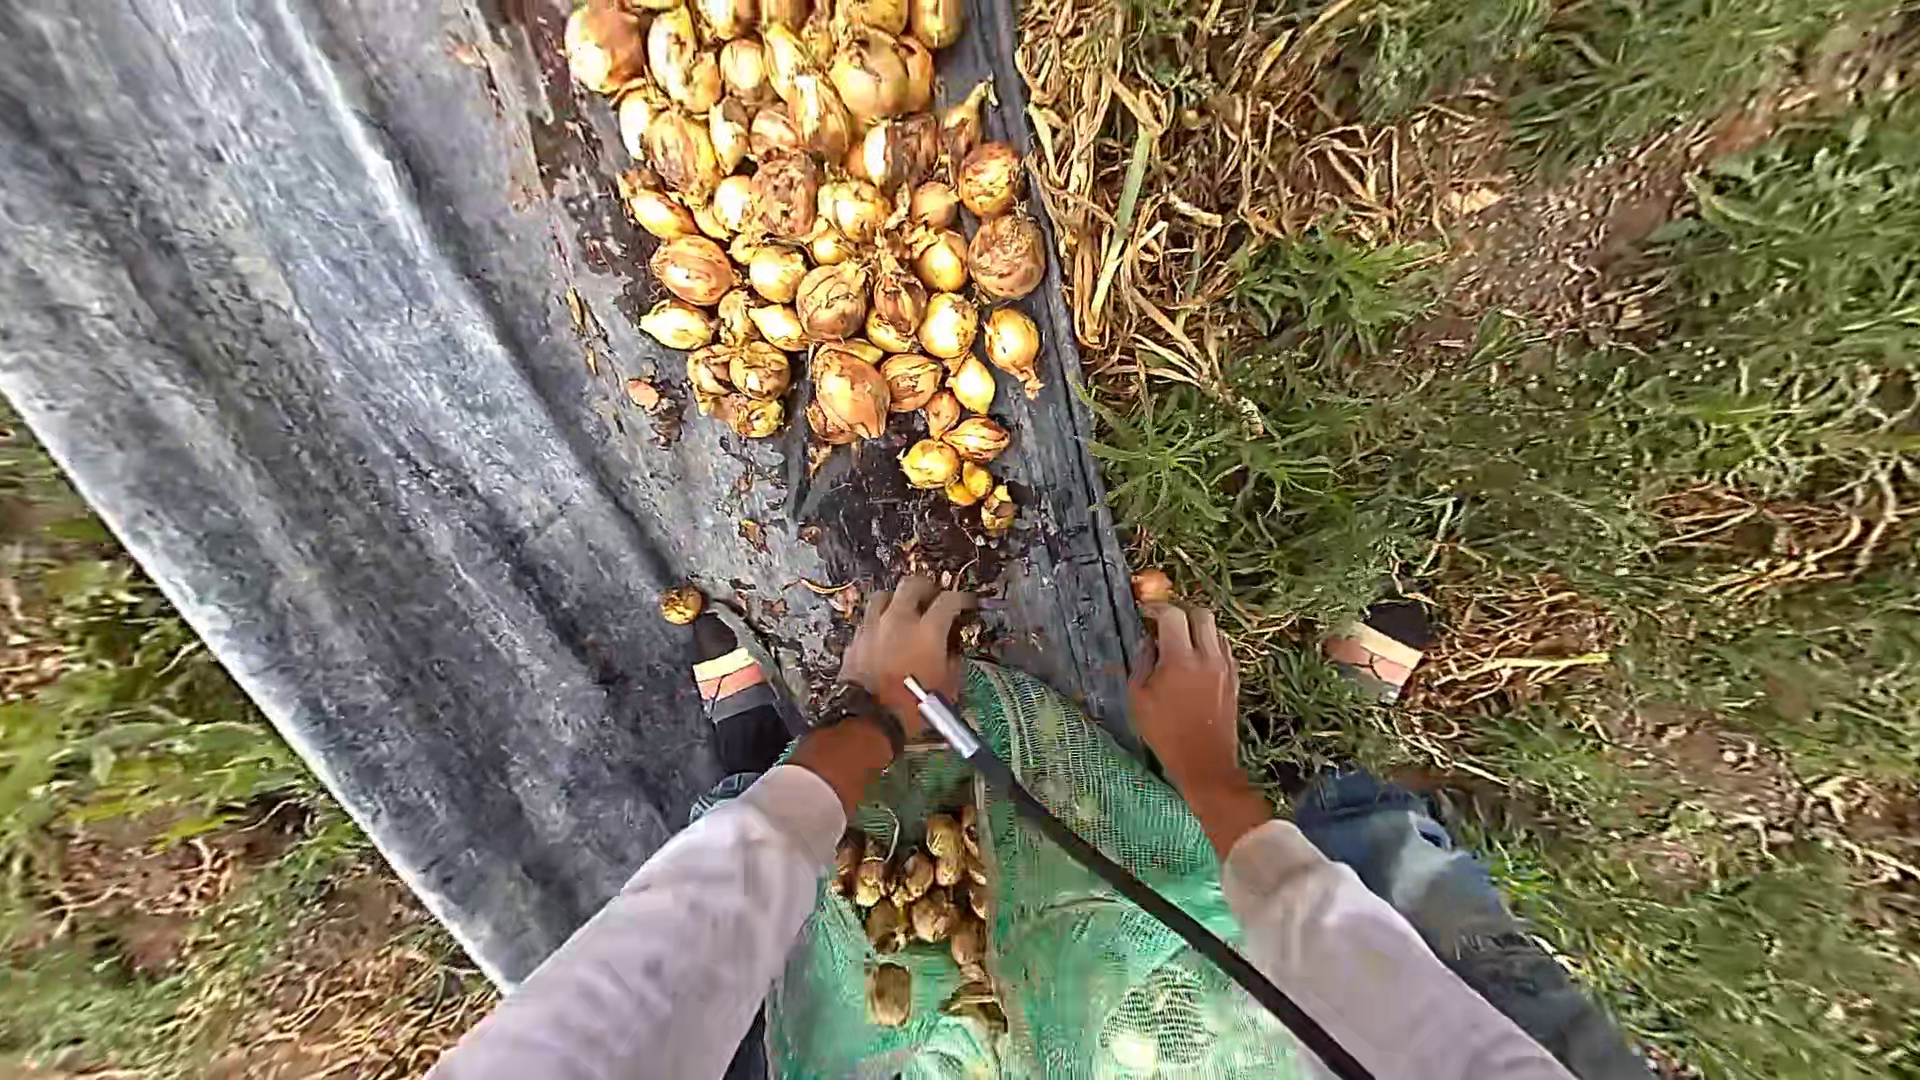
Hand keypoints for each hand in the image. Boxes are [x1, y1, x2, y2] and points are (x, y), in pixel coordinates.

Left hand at [838, 576, 974, 735]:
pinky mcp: (856, 637)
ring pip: (885, 594)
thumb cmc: (912, 706)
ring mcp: (874, 625)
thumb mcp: (946, 688)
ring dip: (898, 598)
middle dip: (927, 587)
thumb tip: (952, 651)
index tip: (967, 602)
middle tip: (933, 597)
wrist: (867, 719)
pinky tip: (885, 630)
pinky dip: (880, 618)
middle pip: (913, 584)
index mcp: (927, 630)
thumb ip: (952, 662)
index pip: (949, 599)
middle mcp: (900, 620)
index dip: (962, 598)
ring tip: (904, 609)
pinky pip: (870, 616)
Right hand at [1131, 604, 1269, 855]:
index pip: (1172, 615)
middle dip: (1180, 613)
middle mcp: (1208, 656)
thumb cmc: (1165, 732)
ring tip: (1179, 641)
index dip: (1155, 608)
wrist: (1205, 763)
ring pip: (1215, 629)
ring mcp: (1225, 667)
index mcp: (1180, 659)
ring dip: (1196, 628)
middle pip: (1200, 614)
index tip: (1143, 613)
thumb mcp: (1138, 697)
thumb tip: (1147, 641)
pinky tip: (1195, 659)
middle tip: (1163, 624)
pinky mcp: (1235, 678)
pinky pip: (1224, 648)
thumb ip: (1141, 662)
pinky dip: (1209, 644)